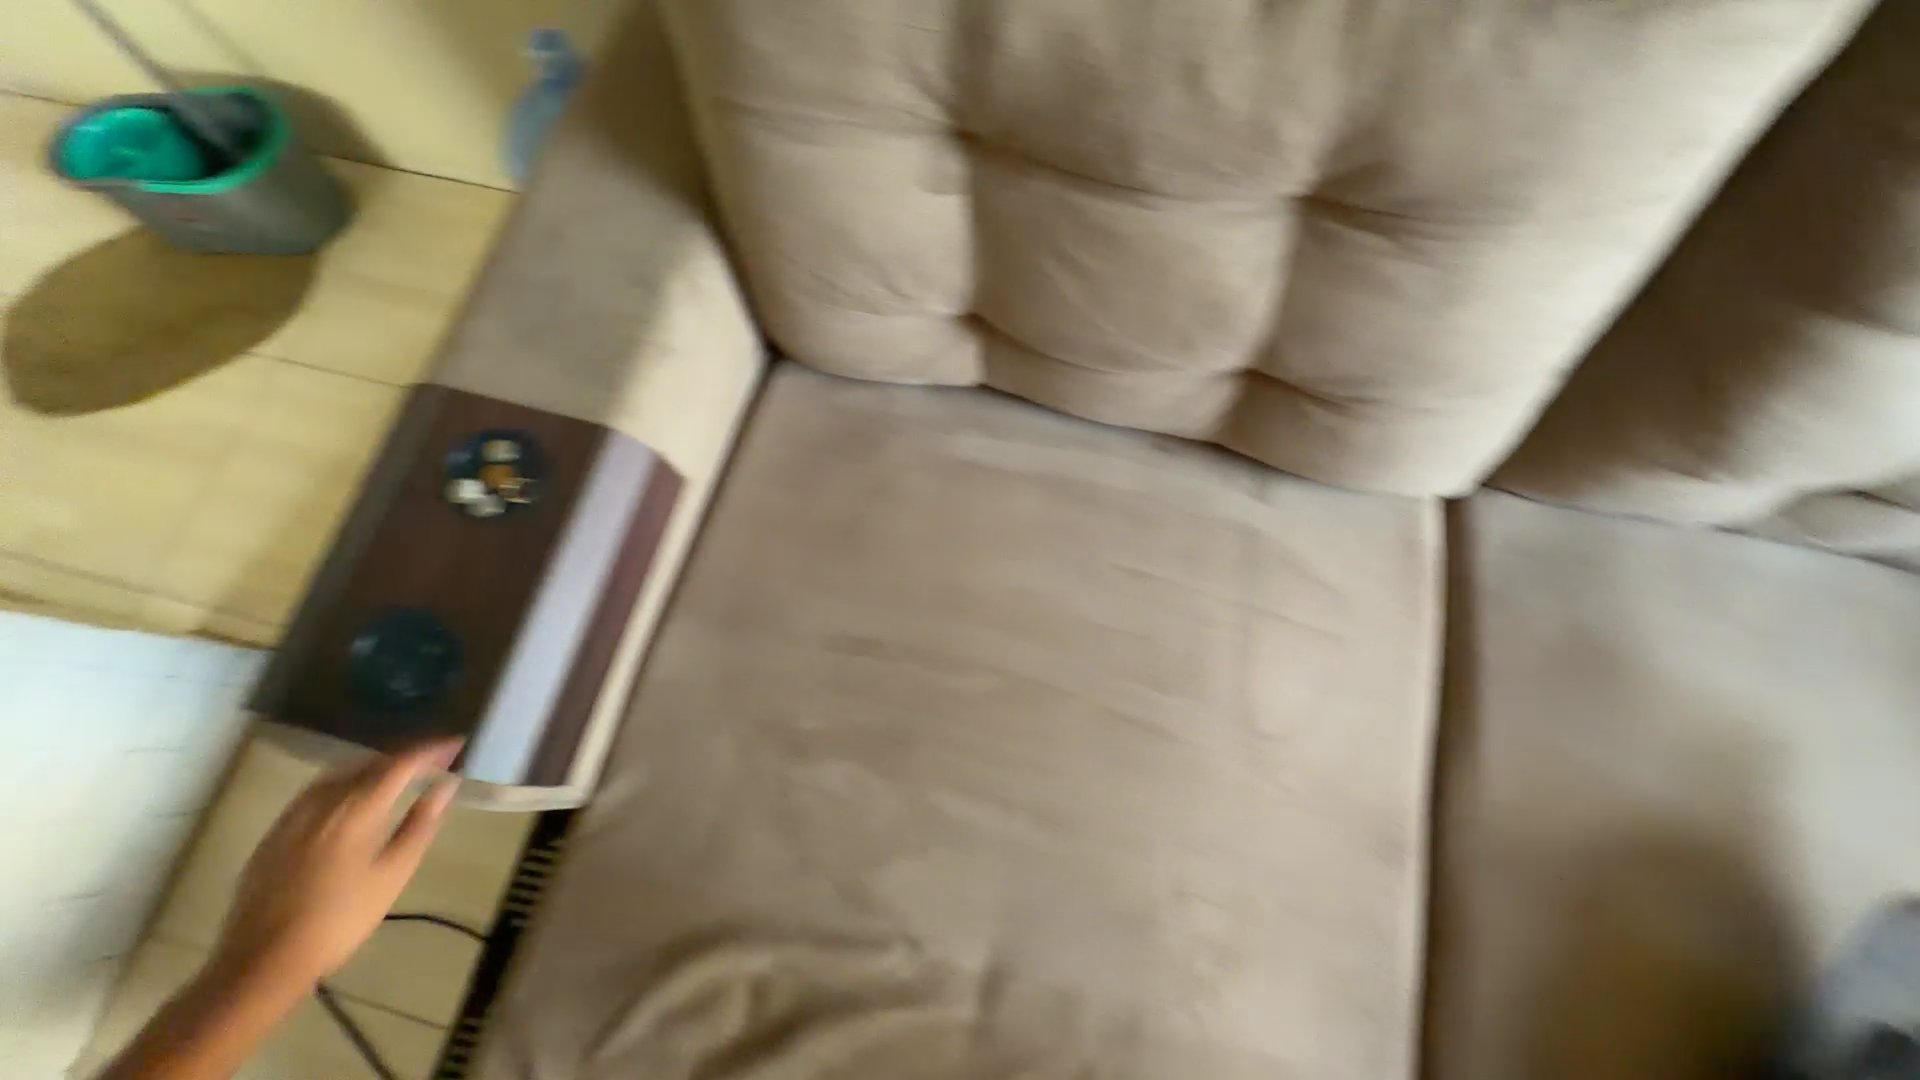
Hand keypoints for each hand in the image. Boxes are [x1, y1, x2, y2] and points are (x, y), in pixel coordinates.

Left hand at [211, 739, 463, 992]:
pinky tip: (351, 798)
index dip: (431, 750)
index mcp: (358, 809)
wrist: (263, 961)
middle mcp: (324, 802)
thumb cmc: (341, 919)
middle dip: (405, 756)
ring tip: (397, 774)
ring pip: (340, 774)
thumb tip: (445, 786)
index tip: (456, 745)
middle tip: (433, 761)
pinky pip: (316, 791)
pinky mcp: (275, 834)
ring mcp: (293, 817)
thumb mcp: (393, 874)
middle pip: (370, 763)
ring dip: (374, 766)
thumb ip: (420, 824)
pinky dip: (344, 782)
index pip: (401, 763)